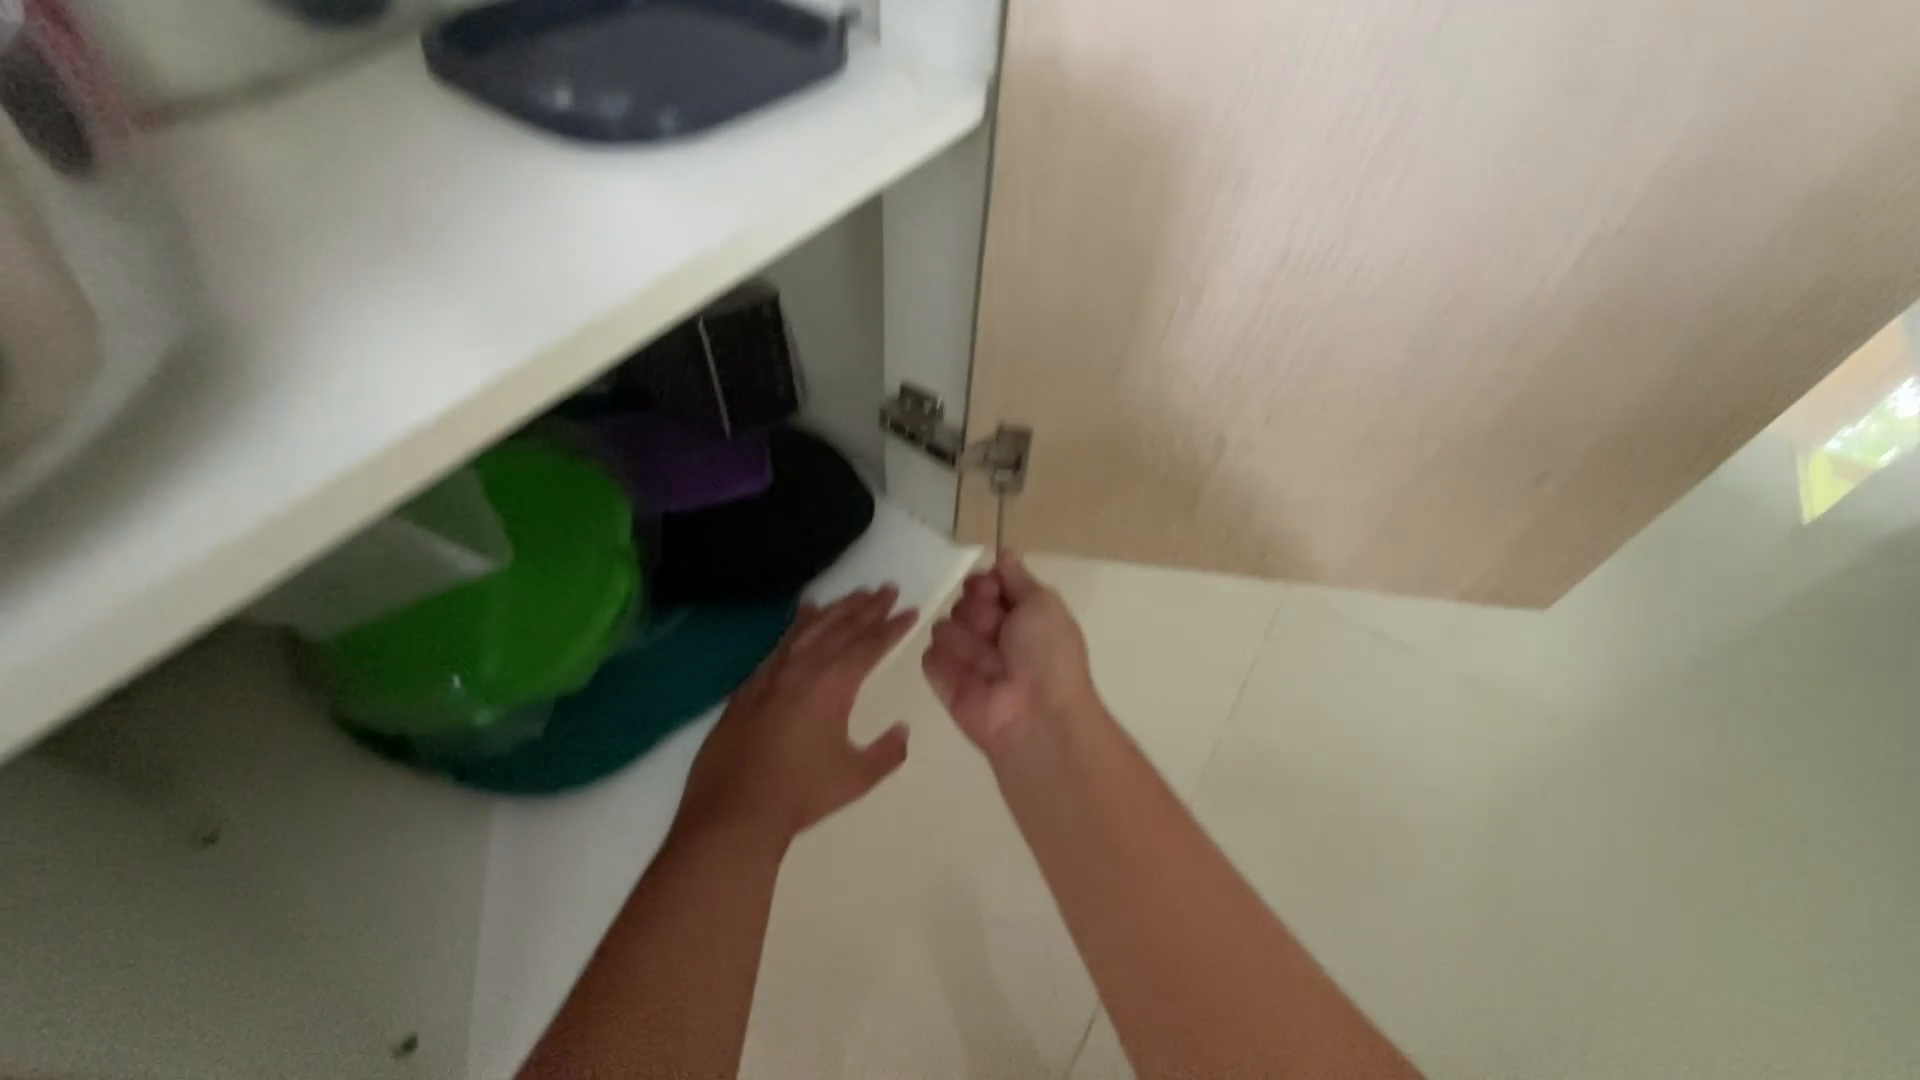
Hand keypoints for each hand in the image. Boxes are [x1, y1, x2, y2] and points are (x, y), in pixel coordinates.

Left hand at [678, 587, 917, 840]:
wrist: (734, 810)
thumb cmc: (801, 794)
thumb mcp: (857, 777)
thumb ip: (887, 752)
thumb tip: (902, 730)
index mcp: (833, 685)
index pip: (870, 646)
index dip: (892, 627)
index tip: (910, 610)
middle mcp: (803, 668)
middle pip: (841, 628)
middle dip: (867, 607)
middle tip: (887, 589)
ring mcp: (772, 673)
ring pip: (810, 628)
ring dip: (836, 609)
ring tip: (855, 593)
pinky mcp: (750, 684)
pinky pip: (782, 641)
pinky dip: (799, 623)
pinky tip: (805, 613)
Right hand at [921, 553, 1098, 756]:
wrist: (1036, 717)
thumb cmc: (1047, 656)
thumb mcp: (1043, 603)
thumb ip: (1018, 577)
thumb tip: (1006, 552)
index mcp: (1021, 615)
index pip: (989, 583)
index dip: (986, 581)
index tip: (992, 588)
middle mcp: (995, 635)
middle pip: (964, 601)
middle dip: (976, 609)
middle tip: (995, 629)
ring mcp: (968, 660)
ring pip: (945, 624)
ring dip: (963, 637)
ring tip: (986, 660)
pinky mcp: (946, 684)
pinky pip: (931, 656)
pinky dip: (946, 662)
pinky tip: (967, 675)